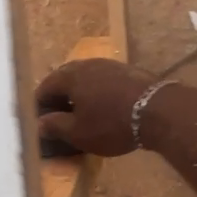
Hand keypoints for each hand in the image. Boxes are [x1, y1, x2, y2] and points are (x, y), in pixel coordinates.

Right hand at [35, 59, 159, 156]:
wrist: (158, 110)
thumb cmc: (111, 123)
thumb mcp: (79, 132)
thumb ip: (55, 126)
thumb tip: (39, 123)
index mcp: (70, 76)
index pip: (45, 87)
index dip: (39, 106)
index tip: (40, 122)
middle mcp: (87, 64)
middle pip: (65, 80)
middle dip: (59, 99)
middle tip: (58, 119)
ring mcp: (109, 65)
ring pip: (86, 79)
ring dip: (79, 95)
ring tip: (81, 115)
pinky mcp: (127, 71)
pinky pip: (103, 81)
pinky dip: (97, 94)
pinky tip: (104, 109)